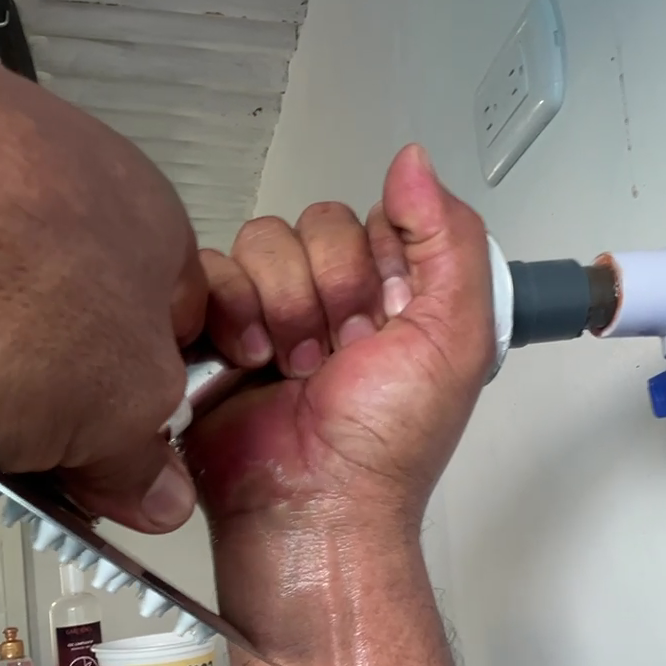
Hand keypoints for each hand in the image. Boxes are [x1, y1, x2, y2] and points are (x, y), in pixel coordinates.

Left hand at [0, 35, 207, 533]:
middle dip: (80, 412)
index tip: (137, 479)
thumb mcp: (114, 407)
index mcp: (154, 221)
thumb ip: (146, 458)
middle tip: (52, 477)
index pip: (192, 333)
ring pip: (7, 322)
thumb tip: (164, 499)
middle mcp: (68, 189)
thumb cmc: (2, 299)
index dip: (172, 411)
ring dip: (0, 392)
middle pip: (92, 332)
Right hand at [184, 144, 493, 534]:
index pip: (376, 217)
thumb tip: (413, 161)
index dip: (375, 260)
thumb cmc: (386, 443)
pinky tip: (248, 360)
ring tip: (292, 367)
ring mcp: (273, 313)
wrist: (312, 504)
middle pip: (316, 223)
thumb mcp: (454, 338)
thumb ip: (450, 242)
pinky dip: (229, 310)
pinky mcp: (218, 331)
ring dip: (281, 304)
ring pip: (263, 242)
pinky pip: (210, 271)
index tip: (382, 319)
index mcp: (392, 297)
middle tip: (337, 354)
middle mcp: (333, 299)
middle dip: (329, 289)